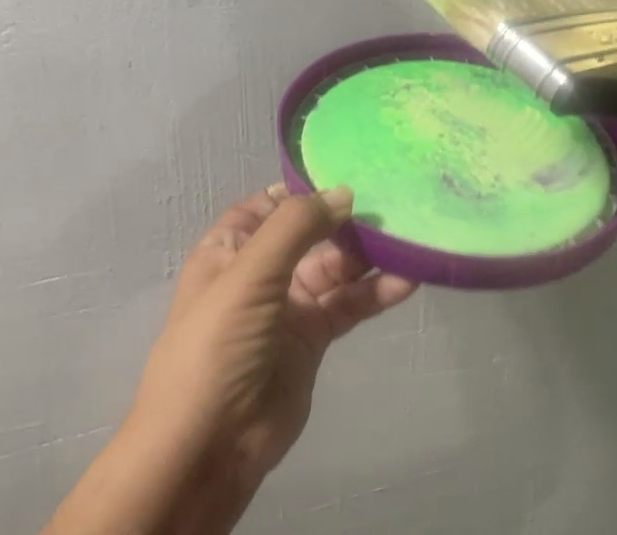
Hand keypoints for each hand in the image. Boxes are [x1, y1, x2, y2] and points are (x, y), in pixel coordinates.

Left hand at [131, 183, 417, 487]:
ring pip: (334, 269)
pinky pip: (348, 305)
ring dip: (367, 255)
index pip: (269, 205)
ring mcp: (288, 307)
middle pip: (309, 234)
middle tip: (394, 201)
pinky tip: (406, 280)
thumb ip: (296, 228)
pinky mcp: (313, 340)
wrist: (208, 444)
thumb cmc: (218, 344)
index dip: (305, 189)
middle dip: (346, 219)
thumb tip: (344, 192)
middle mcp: (260, 271)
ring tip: (408, 236)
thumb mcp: (249, 274)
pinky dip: (375, 293)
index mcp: (230, 249)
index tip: (351, 171)